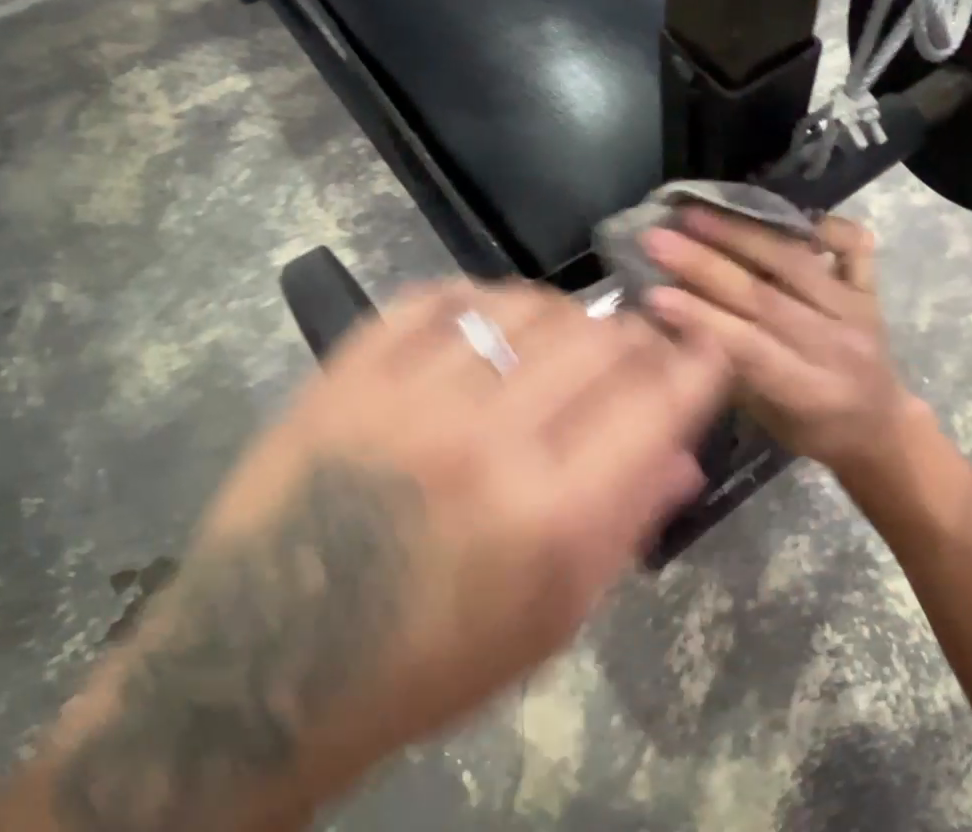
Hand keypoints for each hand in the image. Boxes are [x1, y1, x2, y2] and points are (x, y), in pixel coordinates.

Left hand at [49, 282, 727, 830]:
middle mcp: (489, 440)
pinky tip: (493, 322)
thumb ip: (626, 526)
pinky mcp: (345, 378)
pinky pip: (434, 298)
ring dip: (566, 316)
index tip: (709, 350)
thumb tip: (686, 455)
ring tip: (566, 342)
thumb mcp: (551, 621)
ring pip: (525, 307)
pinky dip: (481, 299)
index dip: (700, 365)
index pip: (658, 403)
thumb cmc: (431, 662)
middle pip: (601, 339)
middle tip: (639, 356)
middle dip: (640, 340)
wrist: (262, 673)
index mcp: (552, 515)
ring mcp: (409, 399)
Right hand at [640, 210, 923, 478]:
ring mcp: (858, 310)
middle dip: (704, 265)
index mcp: (809, 390)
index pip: (748, 346)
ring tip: (692, 214)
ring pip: (795, 262)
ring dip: (739, 234)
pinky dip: (824, 223)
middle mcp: (837, 344)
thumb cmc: (812, 430)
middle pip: (765, 297)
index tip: (653, 294)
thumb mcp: (767, 420)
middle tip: (656, 239)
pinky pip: (855, 244)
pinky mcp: (872, 288)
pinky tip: (783, 212)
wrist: (880, 427)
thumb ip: (731, 371)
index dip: (700, 318)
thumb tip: (675, 323)